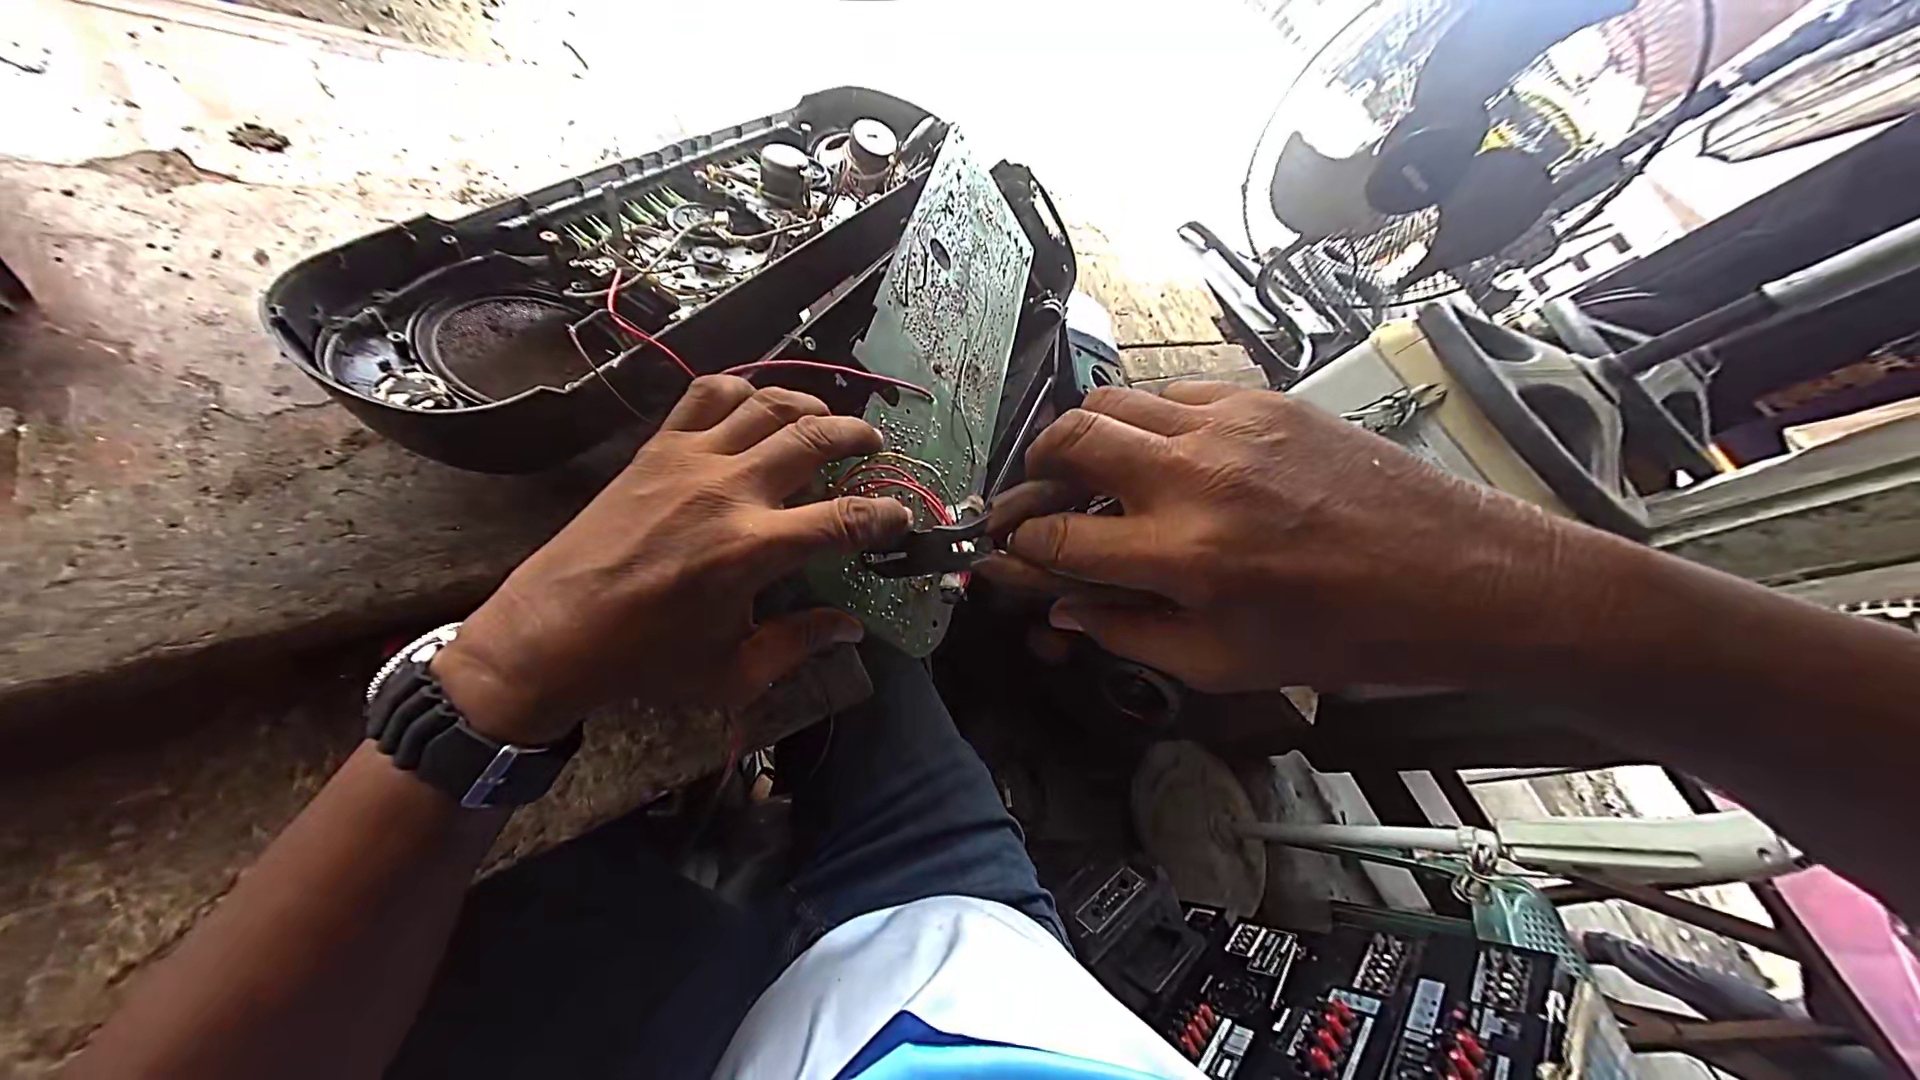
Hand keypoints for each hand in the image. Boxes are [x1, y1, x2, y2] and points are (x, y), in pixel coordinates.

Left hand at [431, 376, 911, 743]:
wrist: (547, 635)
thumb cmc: (645, 663)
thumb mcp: (734, 672)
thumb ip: (800, 644)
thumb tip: (851, 627)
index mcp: (752, 551)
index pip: (844, 520)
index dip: (884, 516)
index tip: (900, 518)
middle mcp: (727, 492)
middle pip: (813, 438)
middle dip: (857, 436)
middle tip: (874, 446)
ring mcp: (688, 461)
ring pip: (766, 403)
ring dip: (808, 406)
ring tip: (825, 420)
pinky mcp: (655, 450)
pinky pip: (707, 395)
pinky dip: (743, 390)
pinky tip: (756, 408)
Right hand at [982, 381, 1608, 692]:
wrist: (1466, 578)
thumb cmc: (1346, 635)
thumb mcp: (1223, 662)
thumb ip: (1127, 633)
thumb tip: (1064, 610)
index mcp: (1185, 556)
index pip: (1062, 538)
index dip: (1022, 547)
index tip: (1011, 548)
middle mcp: (1197, 477)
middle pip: (1071, 440)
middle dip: (1034, 469)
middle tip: (1033, 493)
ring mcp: (1231, 426)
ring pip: (1114, 402)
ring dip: (1083, 436)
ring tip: (1086, 468)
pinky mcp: (1263, 401)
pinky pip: (1173, 392)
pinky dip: (1146, 421)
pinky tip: (1159, 453)